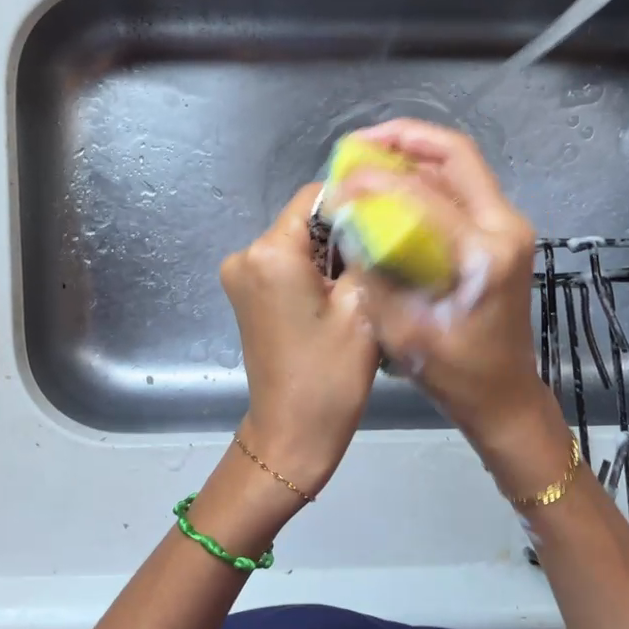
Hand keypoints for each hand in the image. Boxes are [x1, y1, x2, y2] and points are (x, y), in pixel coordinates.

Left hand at [220, 184, 379, 497]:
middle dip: (343, 232)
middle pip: (305, 220)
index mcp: (270, 251)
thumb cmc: (331, 374)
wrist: (292, 432)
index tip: (387, 219)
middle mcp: (245, 254)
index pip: (315, 196)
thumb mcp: (362, 305)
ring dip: (330, 255)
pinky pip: (285, 265)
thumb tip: (376, 214)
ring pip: (298, 243)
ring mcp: (240, 275)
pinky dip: (312, 273)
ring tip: (365, 281)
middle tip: (383, 256)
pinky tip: (340, 297)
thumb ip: (365, 249)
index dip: (354, 202)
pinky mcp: (245, 295)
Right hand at [329, 120, 562, 478]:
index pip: (425, 192)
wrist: (504, 398)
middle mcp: (505, 227)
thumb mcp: (401, 329)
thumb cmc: (455, 374)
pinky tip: (390, 187)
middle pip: (455, 155)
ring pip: (460, 167)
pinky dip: (424, 178)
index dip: (376, 179)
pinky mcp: (501, 235)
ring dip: (413, 155)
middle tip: (356, 144)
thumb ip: (373, 270)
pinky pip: (461, 188)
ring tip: (367, 158)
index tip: (339, 181)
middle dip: (403, 139)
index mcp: (485, 251)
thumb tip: (348, 219)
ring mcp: (508, 228)